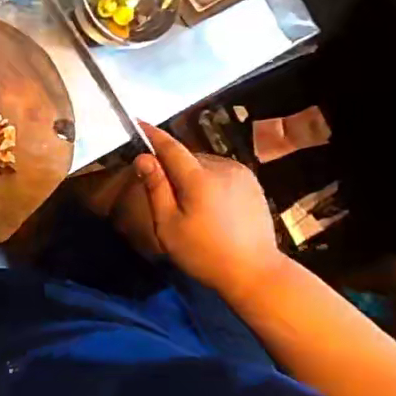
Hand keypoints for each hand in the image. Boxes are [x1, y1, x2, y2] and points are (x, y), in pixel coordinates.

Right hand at [132, 122, 286, 297]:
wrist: (255, 272)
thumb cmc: (204, 253)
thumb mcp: (169, 226)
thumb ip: (156, 189)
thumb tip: (143, 158)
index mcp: (199, 178)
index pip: (171, 148)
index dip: (153, 135)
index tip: (139, 122)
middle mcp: (222, 167)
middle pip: (187, 158)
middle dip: (172, 168)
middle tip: (163, 195)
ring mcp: (241, 174)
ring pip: (204, 166)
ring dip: (191, 176)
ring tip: (189, 206)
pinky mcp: (252, 183)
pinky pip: (221, 173)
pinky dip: (209, 182)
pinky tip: (210, 207)